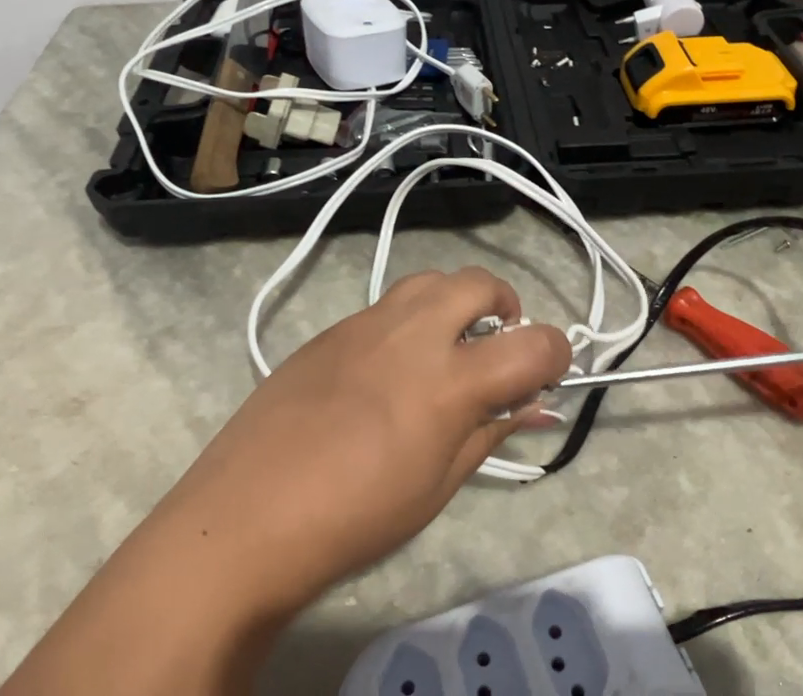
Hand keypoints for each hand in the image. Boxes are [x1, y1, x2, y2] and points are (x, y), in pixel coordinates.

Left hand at [153, 267, 569, 619]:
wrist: (246, 518)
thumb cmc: (355, 519)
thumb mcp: (438, 485)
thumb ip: (490, 432)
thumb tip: (534, 408)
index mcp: (449, 380)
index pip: (533, 343)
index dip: (556, 354)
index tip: (549, 376)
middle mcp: (411, 334)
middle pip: (477, 284)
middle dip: (504, 305)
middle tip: (499, 347)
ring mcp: (364, 326)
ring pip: (427, 282)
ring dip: (453, 303)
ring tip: (446, 348)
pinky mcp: (328, 332)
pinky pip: (383, 309)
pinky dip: (407, 324)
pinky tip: (388, 372)